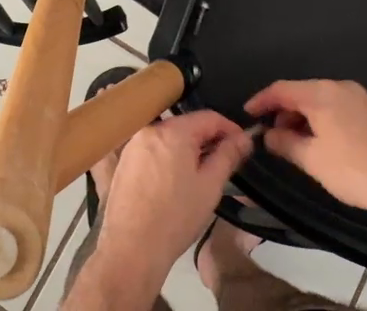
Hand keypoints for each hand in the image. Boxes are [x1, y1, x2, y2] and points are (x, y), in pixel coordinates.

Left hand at [99, 111, 255, 275]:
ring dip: (187, 149)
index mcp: (173, 131)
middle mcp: (150, 130)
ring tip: (200, 173)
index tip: (242, 144)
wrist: (131, 249)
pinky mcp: (123, 162)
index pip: (209, 117)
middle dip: (208, 139)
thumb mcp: (210, 186)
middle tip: (224, 161)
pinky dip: (167, 158)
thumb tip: (243, 137)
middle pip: (187, 126)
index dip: (230, 128)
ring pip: (169, 138)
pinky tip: (174, 181)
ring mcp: (133, 145)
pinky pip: (152, 150)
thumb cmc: (176, 217)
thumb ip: (228, 156)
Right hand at [245, 80, 366, 217]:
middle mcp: (341, 87)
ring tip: (296, 142)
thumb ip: (284, 143)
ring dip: (304, 117)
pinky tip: (322, 142)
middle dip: (284, 111)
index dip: (261, 100)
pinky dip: (322, 119)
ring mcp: (360, 97)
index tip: (247, 113)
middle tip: (272, 135)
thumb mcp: (311, 160)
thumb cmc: (353, 171)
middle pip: (303, 92)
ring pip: (321, 100)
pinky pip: (338, 107)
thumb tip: (269, 134)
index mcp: (322, 93)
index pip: (282, 89)